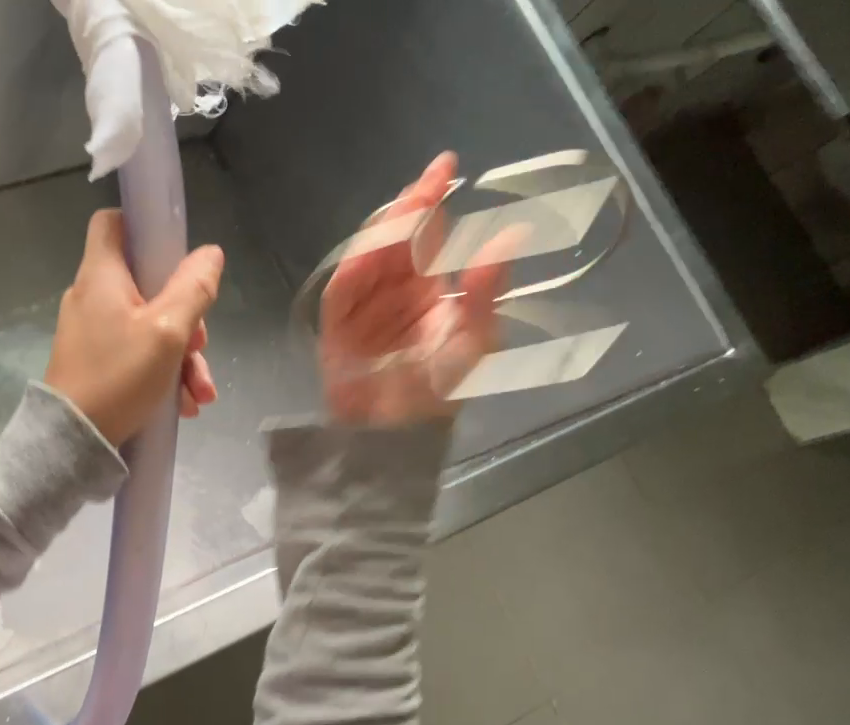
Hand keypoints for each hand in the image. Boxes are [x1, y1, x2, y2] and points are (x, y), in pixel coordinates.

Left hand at [45, 210, 223, 445]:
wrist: (73, 442)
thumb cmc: (119, 378)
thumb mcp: (168, 331)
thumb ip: (193, 288)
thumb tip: (210, 254)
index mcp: (100, 275)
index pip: (112, 223)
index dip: (145, 226)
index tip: (175, 252)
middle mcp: (90, 298)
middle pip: (145, 283)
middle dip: (185, 316)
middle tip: (200, 347)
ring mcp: (89, 333)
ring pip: (147, 326)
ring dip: (181, 356)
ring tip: (200, 393)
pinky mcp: (92, 364)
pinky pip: (134, 355)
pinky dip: (161, 373)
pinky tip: (183, 405)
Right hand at [321, 152, 512, 425]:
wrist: (397, 432)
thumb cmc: (438, 390)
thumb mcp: (475, 339)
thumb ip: (488, 292)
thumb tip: (513, 234)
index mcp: (429, 288)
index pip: (428, 236)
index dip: (434, 202)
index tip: (447, 166)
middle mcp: (394, 290)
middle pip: (396, 239)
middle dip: (410, 208)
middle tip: (428, 180)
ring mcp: (364, 307)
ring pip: (367, 257)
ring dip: (384, 231)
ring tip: (405, 209)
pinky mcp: (337, 327)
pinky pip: (342, 290)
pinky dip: (353, 269)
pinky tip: (370, 249)